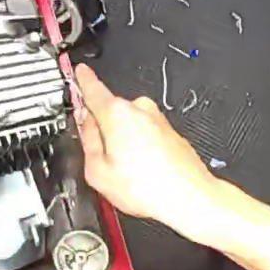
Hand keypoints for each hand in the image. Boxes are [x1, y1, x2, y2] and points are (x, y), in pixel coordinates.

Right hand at [73, 65, 230, 239]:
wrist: (189, 197)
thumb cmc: (150, 188)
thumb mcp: (98, 171)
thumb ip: (87, 141)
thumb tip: (85, 127)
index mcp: (117, 113)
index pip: (92, 88)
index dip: (81, 80)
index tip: (79, 72)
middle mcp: (140, 109)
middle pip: (110, 111)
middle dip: (103, 130)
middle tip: (105, 160)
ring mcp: (157, 119)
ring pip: (128, 124)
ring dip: (123, 142)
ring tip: (129, 172)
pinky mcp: (169, 131)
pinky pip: (145, 134)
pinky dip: (141, 148)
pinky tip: (143, 172)